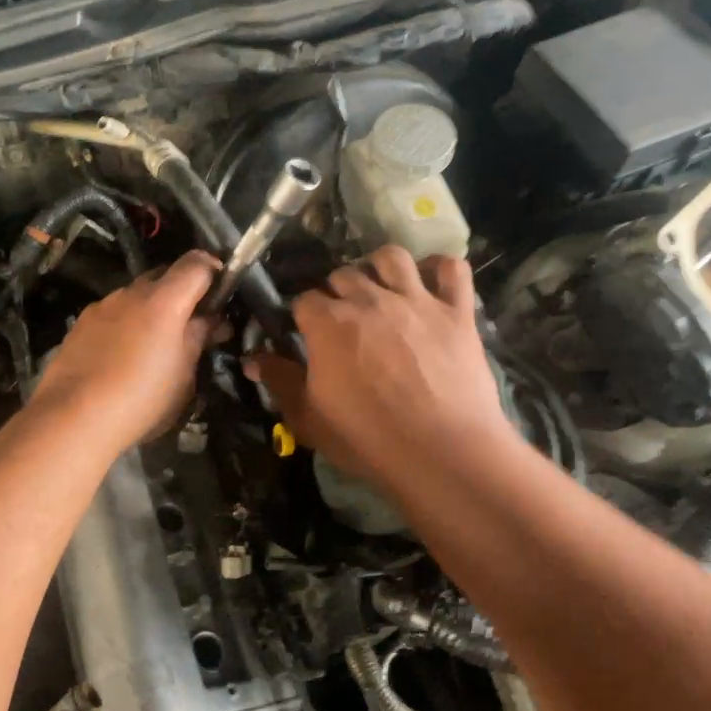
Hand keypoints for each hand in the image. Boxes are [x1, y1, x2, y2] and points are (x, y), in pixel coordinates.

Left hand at [32, 250, 220, 450]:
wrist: (74, 417)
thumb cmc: (142, 399)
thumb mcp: (184, 376)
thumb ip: (198, 340)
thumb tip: (210, 320)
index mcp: (165, 301)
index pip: (197, 264)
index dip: (213, 272)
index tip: (220, 295)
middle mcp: (132, 292)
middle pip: (164, 276)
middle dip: (182, 294)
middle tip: (191, 326)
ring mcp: (102, 306)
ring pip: (136, 296)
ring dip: (151, 311)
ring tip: (152, 347)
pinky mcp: (80, 324)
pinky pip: (112, 314)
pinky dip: (125, 326)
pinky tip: (121, 357)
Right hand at [248, 246, 515, 487]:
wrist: (442, 453)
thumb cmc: (367, 439)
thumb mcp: (308, 418)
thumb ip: (279, 381)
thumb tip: (253, 359)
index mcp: (328, 323)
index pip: (303, 299)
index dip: (302, 315)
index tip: (305, 333)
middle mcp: (370, 300)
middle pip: (344, 274)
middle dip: (337, 291)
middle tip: (342, 318)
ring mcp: (417, 301)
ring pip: (392, 257)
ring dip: (380, 267)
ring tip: (380, 288)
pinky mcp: (457, 311)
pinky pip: (451, 269)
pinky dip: (439, 268)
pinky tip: (431, 281)